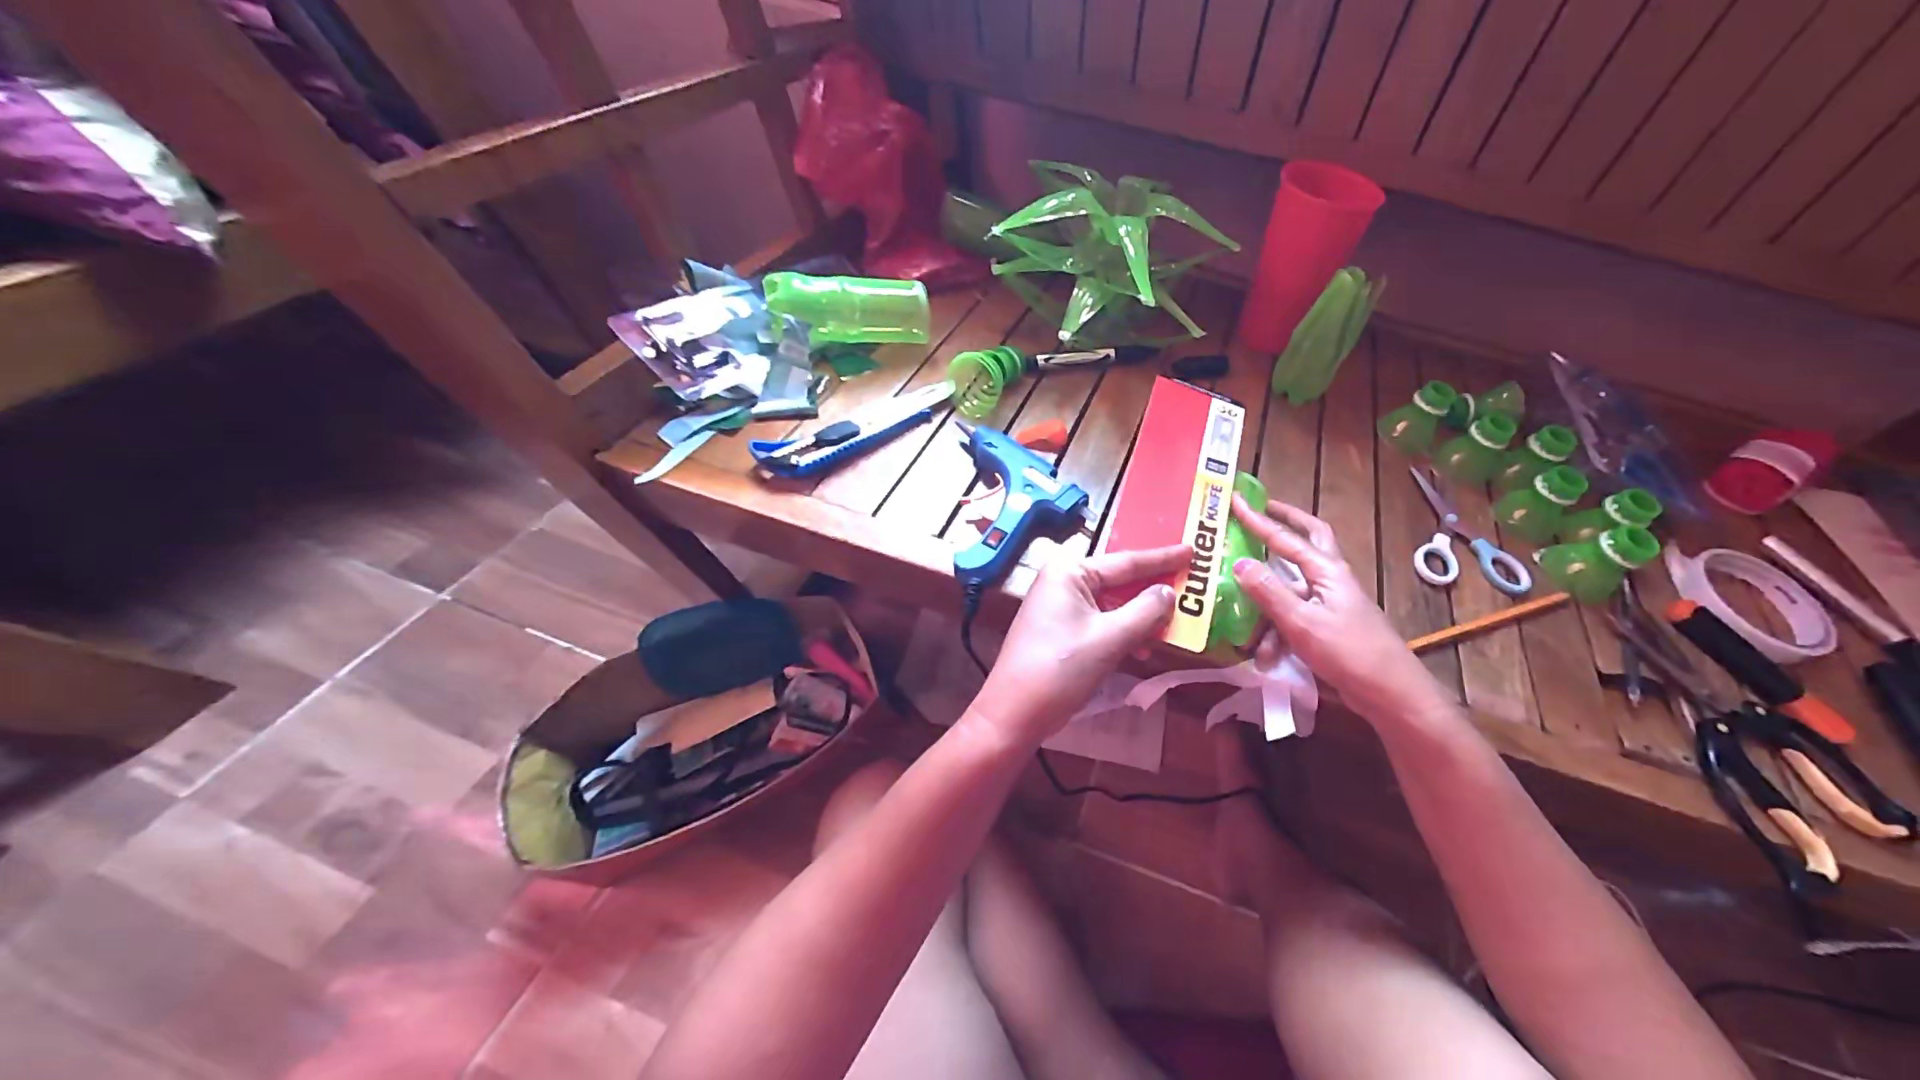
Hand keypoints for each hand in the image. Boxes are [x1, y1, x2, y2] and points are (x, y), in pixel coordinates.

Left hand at [966, 543, 1189, 747]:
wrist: (1015, 712)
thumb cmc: (1062, 667)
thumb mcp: (1111, 638)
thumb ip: (1146, 610)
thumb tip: (1168, 592)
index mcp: (1069, 571)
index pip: (1126, 560)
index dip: (1162, 558)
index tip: (1193, 550)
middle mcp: (1061, 581)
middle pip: (1119, 581)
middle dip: (1153, 592)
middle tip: (1192, 590)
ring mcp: (1058, 606)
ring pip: (1113, 605)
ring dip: (1140, 620)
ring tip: (1171, 631)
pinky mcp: (1060, 630)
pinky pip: (1101, 623)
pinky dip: (1123, 634)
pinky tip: (1142, 651)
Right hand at [1229, 495, 1449, 724]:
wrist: (1390, 694)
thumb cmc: (1349, 653)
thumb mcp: (1302, 622)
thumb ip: (1269, 592)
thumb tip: (1239, 562)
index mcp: (1327, 571)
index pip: (1286, 538)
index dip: (1258, 519)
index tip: (1237, 499)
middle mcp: (1330, 579)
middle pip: (1307, 541)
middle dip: (1284, 524)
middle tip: (1262, 510)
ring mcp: (1330, 602)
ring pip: (1290, 589)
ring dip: (1266, 605)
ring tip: (1245, 628)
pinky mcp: (1327, 625)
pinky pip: (1292, 617)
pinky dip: (1274, 632)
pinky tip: (1262, 655)